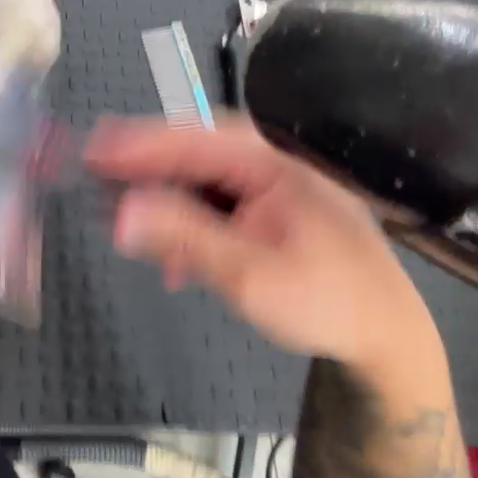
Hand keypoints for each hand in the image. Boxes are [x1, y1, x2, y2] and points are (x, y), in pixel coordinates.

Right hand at [83, 116, 439, 374]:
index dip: (134, 143)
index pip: (189, 139)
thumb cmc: (328, 302)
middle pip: (190, 155)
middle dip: (143, 174)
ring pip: (199, 181)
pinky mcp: (268, 210)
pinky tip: (175, 261)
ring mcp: (270, 185)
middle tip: (93, 182)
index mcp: (269, 162)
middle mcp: (268, 162)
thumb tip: (122, 211)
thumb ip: (183, 236)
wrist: (387, 338)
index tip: (90, 149)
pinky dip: (188, 225)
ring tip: (128, 230)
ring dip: (164, 205)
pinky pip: (216, 205)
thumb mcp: (249, 274)